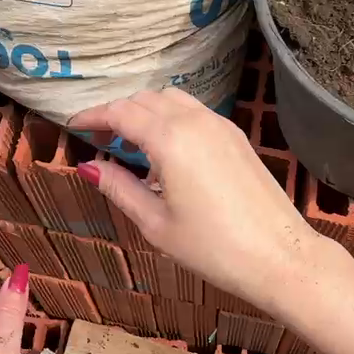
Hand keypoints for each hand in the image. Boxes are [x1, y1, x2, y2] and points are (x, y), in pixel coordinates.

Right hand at [67, 88, 332, 317]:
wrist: (280, 255)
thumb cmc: (213, 247)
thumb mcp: (156, 223)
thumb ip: (120, 188)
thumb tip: (89, 167)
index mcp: (170, 139)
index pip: (121, 112)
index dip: (93, 115)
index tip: (73, 124)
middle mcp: (194, 120)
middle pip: (145, 99)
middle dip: (117, 113)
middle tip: (98, 140)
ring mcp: (219, 124)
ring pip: (171, 99)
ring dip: (145, 111)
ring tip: (130, 144)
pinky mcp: (235, 135)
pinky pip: (193, 111)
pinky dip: (170, 118)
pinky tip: (165, 152)